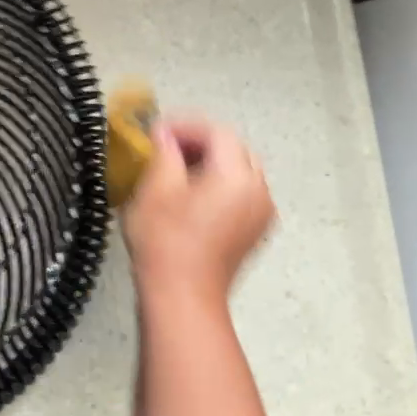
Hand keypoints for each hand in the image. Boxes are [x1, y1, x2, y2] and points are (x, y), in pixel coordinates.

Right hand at [122, 117, 274, 307]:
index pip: (219, 133)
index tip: (154, 130)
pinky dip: (217, 182)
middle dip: (199, 141)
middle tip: (163, 145)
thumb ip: (165, 153)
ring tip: (173, 168)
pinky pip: (241, 192)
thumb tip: (164, 134)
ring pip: (240, 171)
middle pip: (235, 150)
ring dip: (209, 161)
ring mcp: (261, 213)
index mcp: (237, 178)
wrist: (183, 290)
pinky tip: (189, 194)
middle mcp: (259, 191)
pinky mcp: (254, 229)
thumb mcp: (156, 187)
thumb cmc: (164, 237)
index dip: (185, 126)